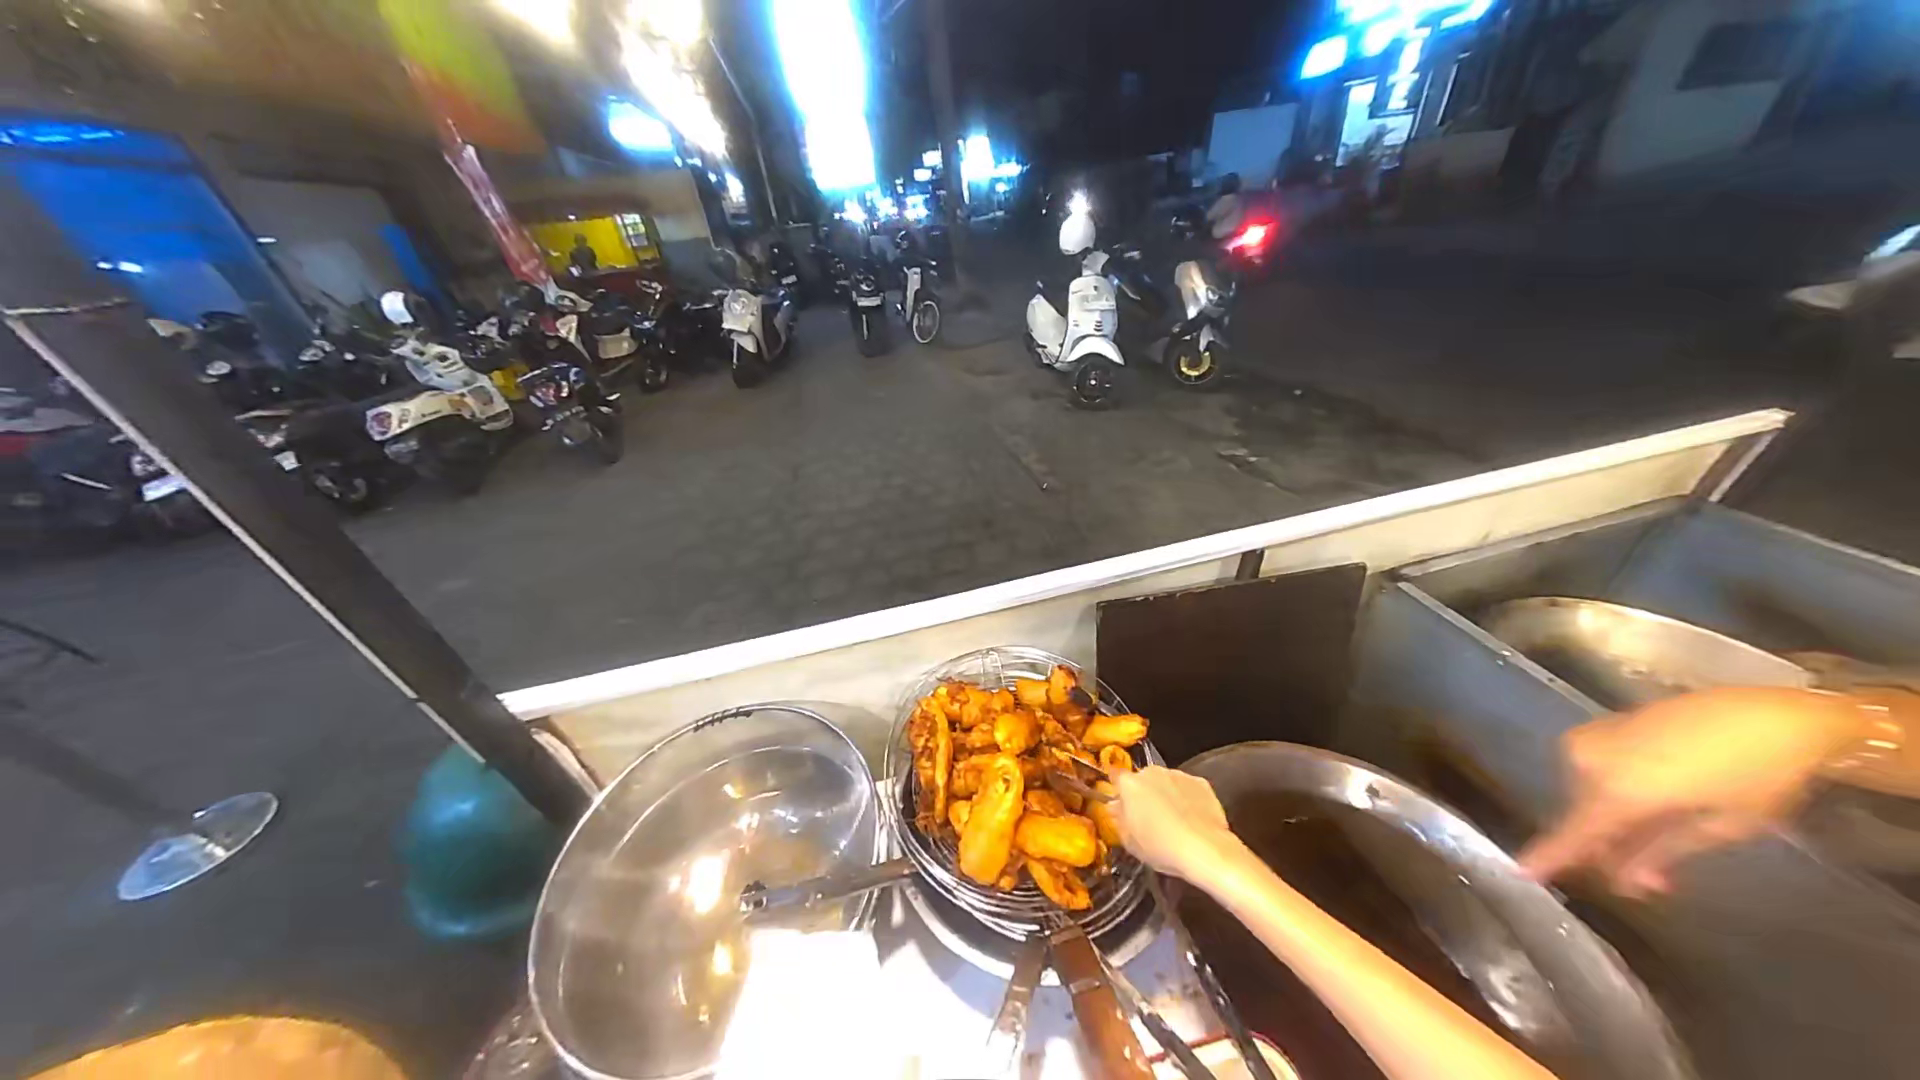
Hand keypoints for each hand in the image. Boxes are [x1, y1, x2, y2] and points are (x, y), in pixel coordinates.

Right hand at [1111, 766, 1238, 881]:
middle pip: (1143, 779)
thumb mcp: (1129, 842)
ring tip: (1175, 821)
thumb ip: (1118, 819)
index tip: (1123, 805)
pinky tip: (1192, 819)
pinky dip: (1188, 798)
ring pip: (1166, 782)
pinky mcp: (1201, 782)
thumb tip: (1115, 808)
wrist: (1205, 850)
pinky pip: (1188, 788)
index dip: (1120, 791)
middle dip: (1144, 794)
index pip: (1116, 777)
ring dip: (1167, 795)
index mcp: (1130, 784)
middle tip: (1150, 818)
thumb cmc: (1161, 847)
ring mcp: (1178, 775)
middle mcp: (1152, 772)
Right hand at [1519, 686, 1862, 896]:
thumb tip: (1627, 881)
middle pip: (1584, 815)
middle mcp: (1588, 762)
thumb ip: (1663, 852)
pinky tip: (1646, 803)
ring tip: (1654, 841)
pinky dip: (1611, 794)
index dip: (1551, 856)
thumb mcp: (1720, 824)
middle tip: (1648, 881)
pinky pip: (1591, 772)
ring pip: (1587, 795)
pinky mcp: (1595, 728)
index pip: (1576, 831)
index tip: (1521, 873)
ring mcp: (1588, 741)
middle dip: (1607, 847)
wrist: (1765, 715)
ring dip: (1611, 820)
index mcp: (1618, 790)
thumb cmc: (1756, 776)